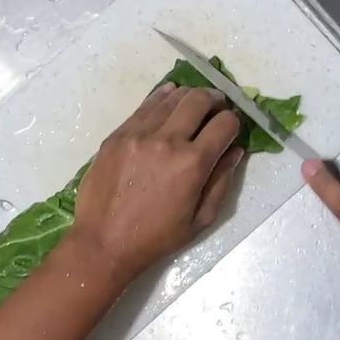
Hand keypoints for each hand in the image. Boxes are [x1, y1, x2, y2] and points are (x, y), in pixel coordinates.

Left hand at [67, 83, 243, 281]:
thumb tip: (235, 151)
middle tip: (216, 108)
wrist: (104, 242)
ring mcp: (138, 134)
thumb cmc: (156, 238)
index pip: (225, 123)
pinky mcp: (117, 135)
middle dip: (215, 101)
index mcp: (193, 164)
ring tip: (193, 104)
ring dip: (189, 97)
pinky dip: (161, 98)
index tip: (231, 130)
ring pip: (172, 97)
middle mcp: (168, 140)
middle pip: (200, 99)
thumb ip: (222, 182)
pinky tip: (169, 97)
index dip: (234, 123)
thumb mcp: (201, 219)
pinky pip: (144, 106)